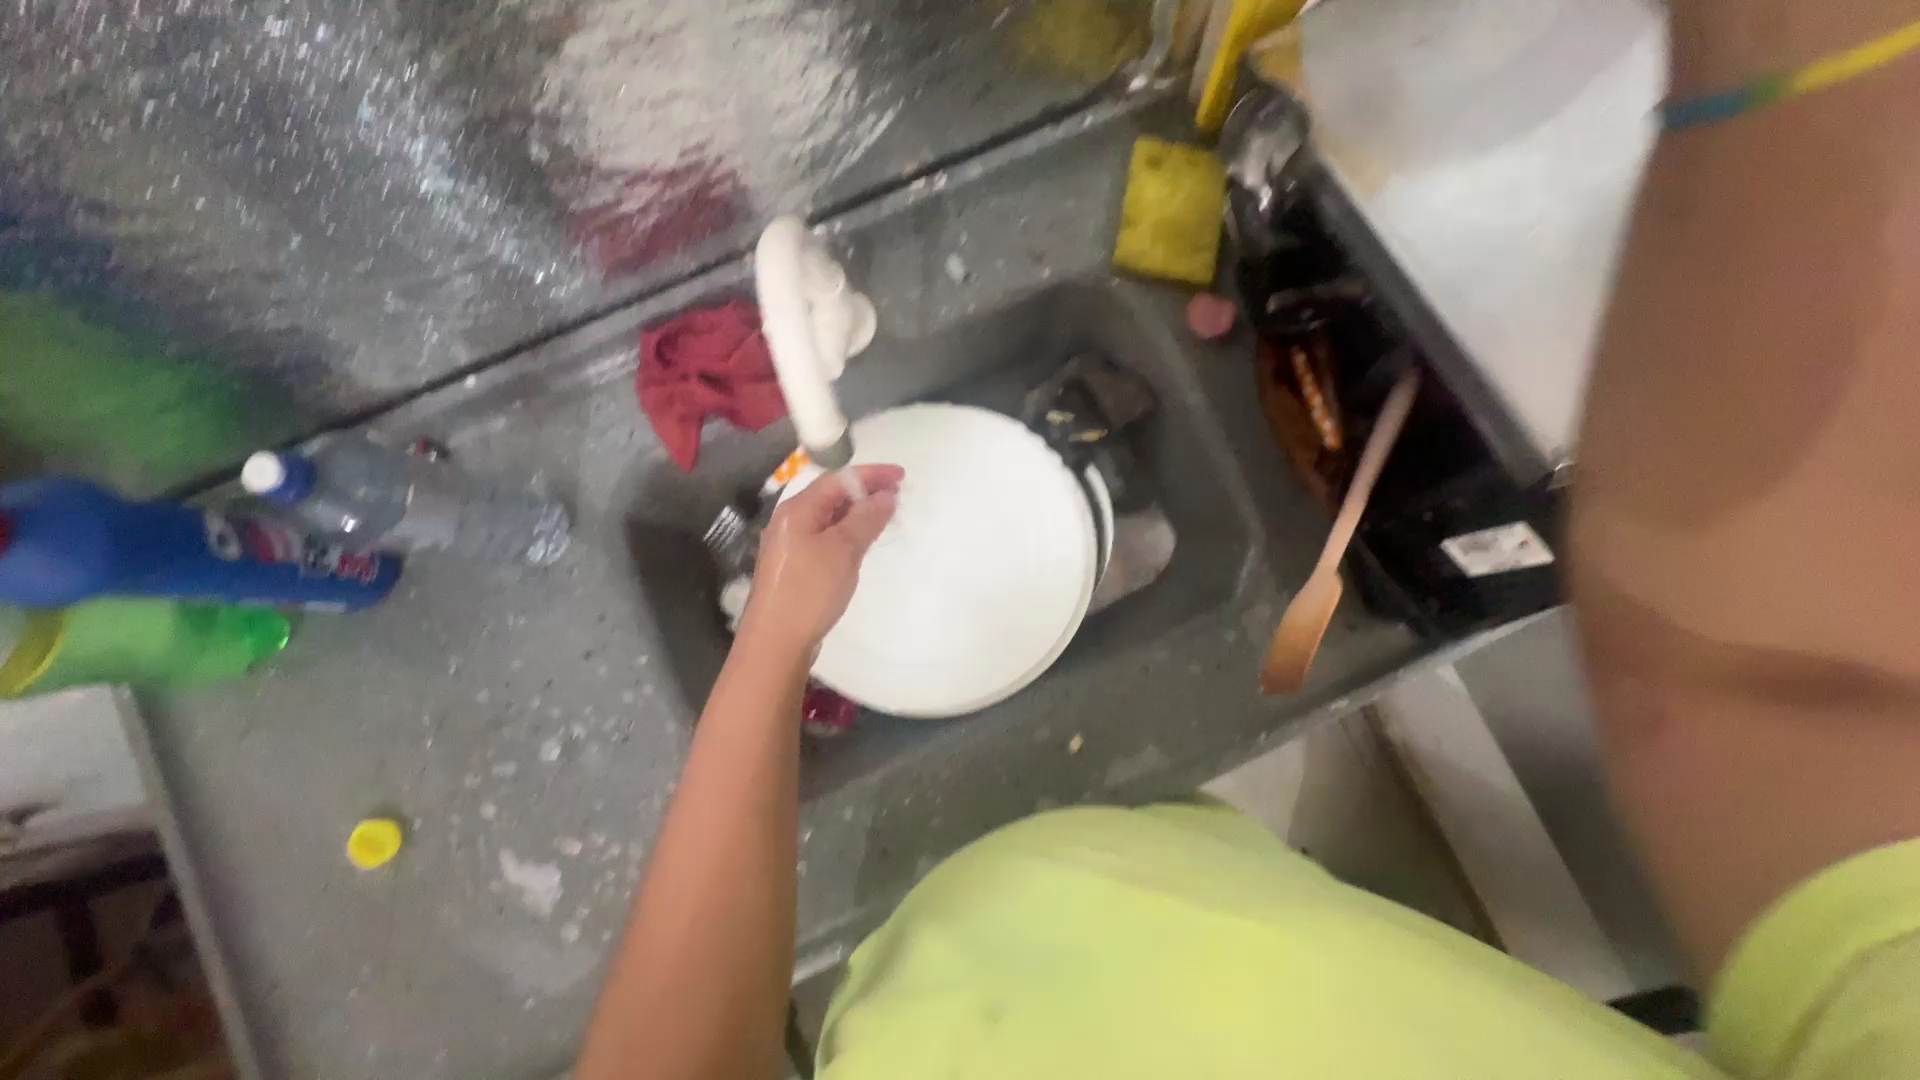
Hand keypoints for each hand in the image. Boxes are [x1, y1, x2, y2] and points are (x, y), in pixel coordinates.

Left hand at [741, 464, 903, 654]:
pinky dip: (847, 533)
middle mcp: (789, 521)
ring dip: (857, 513)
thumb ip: (865, 519)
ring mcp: (790, 545)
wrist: (775, 641)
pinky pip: (825, 538)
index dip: (871, 474)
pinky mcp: (794, 566)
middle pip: (830, 495)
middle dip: (865, 491)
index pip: (837, 479)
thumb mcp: (843, 551)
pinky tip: (862, 543)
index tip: (901, 476)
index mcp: (797, 510)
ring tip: (886, 517)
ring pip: (828, 518)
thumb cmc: (809, 591)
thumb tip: (885, 496)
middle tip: (897, 495)